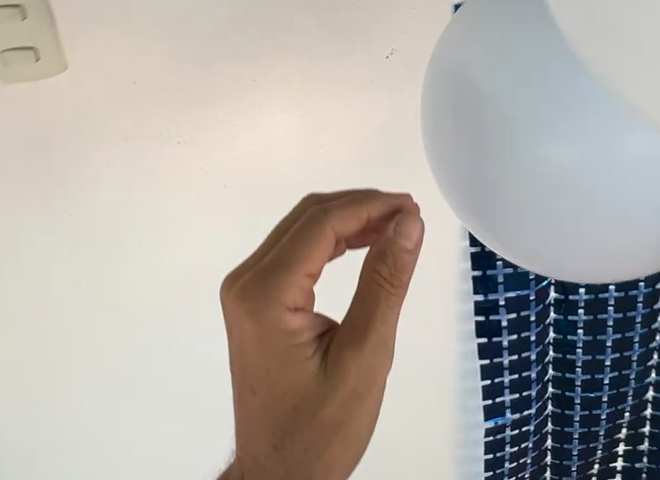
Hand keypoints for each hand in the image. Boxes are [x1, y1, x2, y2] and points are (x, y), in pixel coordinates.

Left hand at [219, 191, 424, 479]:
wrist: (279, 477)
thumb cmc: (321, 429)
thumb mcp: (364, 357)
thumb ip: (385, 283)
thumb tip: (409, 222)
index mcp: (265, 294)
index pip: (321, 225)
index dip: (369, 206)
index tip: (413, 207)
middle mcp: (246, 281)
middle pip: (308, 218)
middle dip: (361, 207)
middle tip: (410, 215)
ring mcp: (246, 290)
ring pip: (301, 229)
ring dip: (349, 220)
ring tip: (397, 226)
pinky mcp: (254, 300)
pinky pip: (296, 251)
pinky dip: (333, 241)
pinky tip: (366, 244)